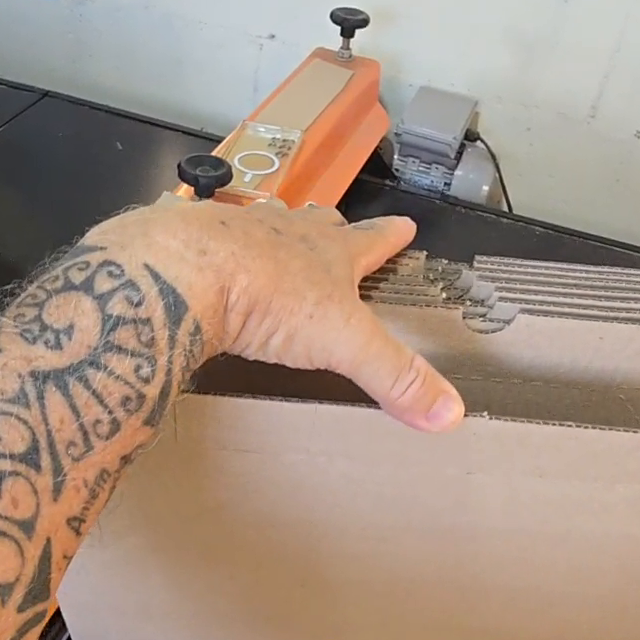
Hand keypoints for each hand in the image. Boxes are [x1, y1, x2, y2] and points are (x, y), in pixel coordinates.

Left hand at [82, 199, 465, 431]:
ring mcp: (233, 233)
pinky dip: (214, 249)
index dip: (390, 237)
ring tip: (274, 234)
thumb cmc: (273, 301)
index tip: (406, 224)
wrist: (186, 273)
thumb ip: (394, 377)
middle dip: (329, 227)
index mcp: (327, 255)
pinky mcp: (188, 246)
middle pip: (315, 224)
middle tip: (334, 223)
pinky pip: (206, 242)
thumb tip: (452, 415)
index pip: (370, 242)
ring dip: (273, 231)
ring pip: (263, 225)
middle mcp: (284, 234)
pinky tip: (208, 259)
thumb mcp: (345, 344)